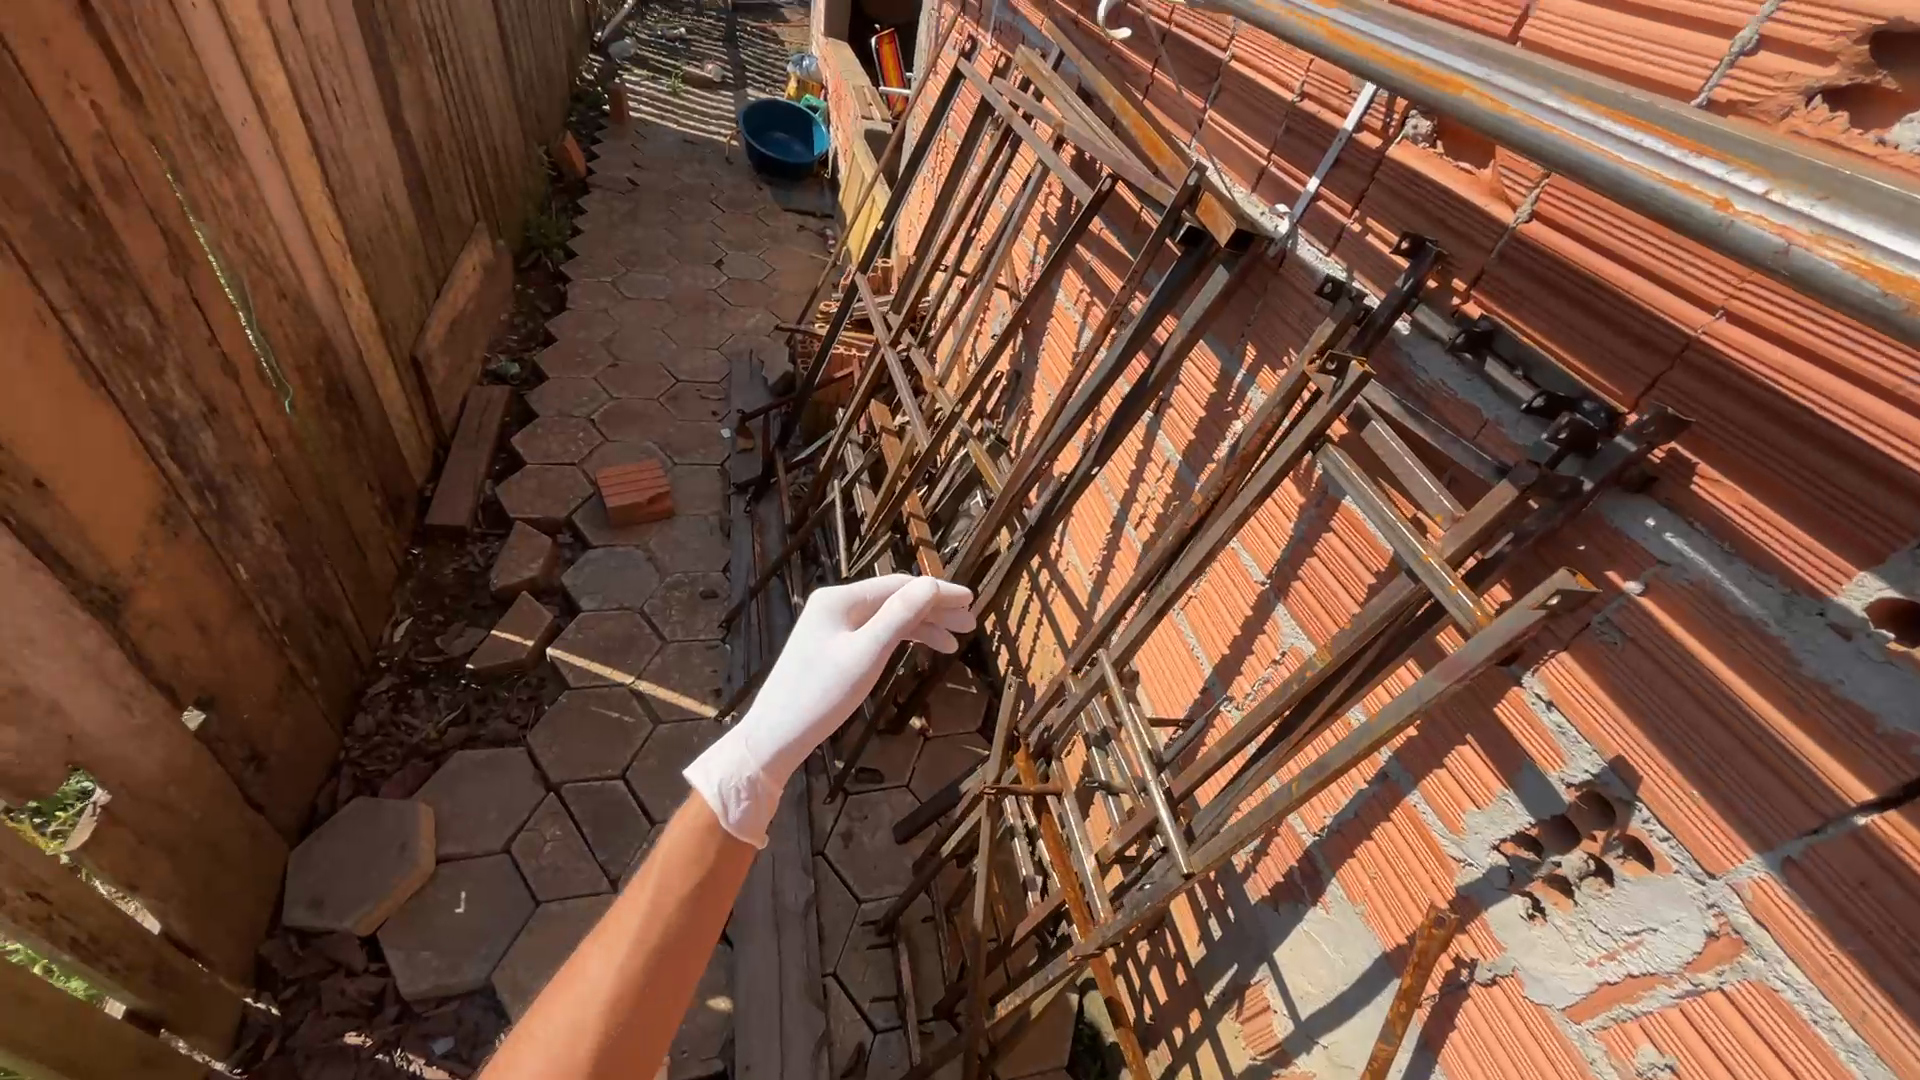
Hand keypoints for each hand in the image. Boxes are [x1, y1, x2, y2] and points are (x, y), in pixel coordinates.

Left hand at [684, 574, 974, 845]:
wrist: (775, 736)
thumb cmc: (820, 696)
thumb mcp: (866, 655)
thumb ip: (900, 617)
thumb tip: (933, 584)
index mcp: (841, 598)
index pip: (900, 586)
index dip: (938, 592)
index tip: (972, 600)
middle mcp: (836, 604)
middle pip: (895, 598)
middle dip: (934, 609)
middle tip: (971, 622)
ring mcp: (833, 625)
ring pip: (887, 617)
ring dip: (922, 625)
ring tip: (955, 641)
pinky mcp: (832, 645)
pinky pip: (874, 633)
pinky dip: (901, 639)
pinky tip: (923, 648)